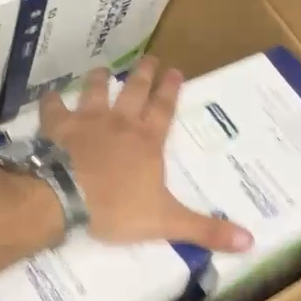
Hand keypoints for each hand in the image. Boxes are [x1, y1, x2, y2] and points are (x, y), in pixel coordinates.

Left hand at [41, 58, 251, 252]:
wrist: (66, 198)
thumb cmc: (117, 208)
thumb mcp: (167, 222)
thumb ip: (205, 230)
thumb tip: (250, 241)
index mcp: (147, 142)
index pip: (164, 110)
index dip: (171, 91)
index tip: (176, 71)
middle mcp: (120, 124)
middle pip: (134, 92)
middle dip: (144, 75)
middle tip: (150, 59)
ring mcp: (87, 122)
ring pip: (96, 92)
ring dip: (100, 80)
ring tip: (103, 69)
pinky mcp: (58, 128)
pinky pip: (54, 109)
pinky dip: (52, 101)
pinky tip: (51, 95)